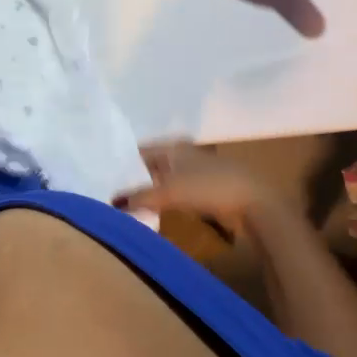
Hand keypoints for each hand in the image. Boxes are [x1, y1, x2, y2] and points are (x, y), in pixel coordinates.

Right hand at [116, 141, 290, 231]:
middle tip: (109, 193)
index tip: (100, 178)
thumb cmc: (208, 188)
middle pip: (148, 166)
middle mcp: (182, 153)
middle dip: (131, 179)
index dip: (118, 165)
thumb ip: (137, 197)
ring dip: (148, 192)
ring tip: (126, 204)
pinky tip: (153, 211)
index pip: (135, 151)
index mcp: (171, 145)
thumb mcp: (167, 192)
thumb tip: (112, 202)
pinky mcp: (206, 188)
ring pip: (162, 180)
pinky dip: (163, 200)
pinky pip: (175, 191)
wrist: (256, 204)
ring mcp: (196, 170)